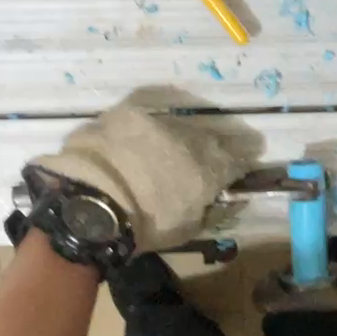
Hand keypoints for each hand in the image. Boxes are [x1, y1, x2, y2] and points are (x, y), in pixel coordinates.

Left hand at [30, 103, 248, 249]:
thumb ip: (211, 211)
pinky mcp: (128, 109)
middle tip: (215, 151)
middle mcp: (191, 136)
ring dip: (186, 130)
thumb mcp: (187, 230)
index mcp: (210, 168)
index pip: (238, 159)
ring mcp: (159, 118)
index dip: (244, 161)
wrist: (90, 201)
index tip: (245, 164)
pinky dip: (156, 117)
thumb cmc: (142, 226)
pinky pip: (151, 105)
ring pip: (183, 120)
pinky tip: (153, 123)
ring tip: (180, 139)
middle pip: (213, 135)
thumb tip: (229, 201)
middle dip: (218, 143)